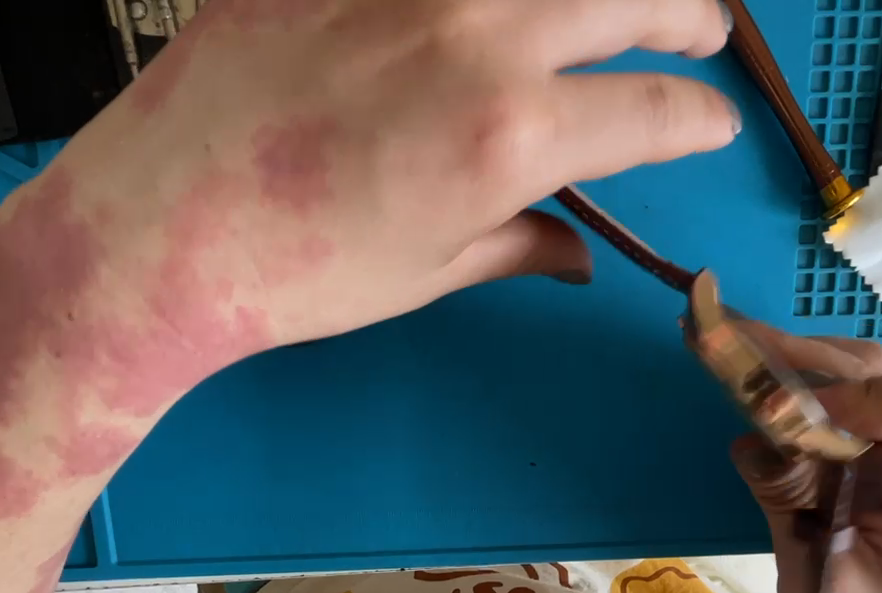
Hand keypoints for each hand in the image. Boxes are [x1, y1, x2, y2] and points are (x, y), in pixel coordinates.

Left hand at [0, 0, 740, 382]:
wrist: (164, 231)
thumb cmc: (307, 276)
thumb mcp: (429, 270)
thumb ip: (520, 244)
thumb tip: (581, 255)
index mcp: (512, 133)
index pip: (649, 112)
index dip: (698, 119)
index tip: (716, 125)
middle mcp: (479, 34)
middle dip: (686, 14)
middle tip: (708, 30)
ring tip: (626, 2)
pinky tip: (495, 13)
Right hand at [728, 330, 881, 592]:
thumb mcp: (825, 586)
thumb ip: (793, 508)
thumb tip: (752, 439)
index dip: (855, 396)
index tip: (784, 417)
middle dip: (808, 358)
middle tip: (734, 343)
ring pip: (864, 376)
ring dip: (798, 362)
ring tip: (735, 346)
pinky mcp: (881, 453)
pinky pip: (844, 402)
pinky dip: (796, 388)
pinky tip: (755, 377)